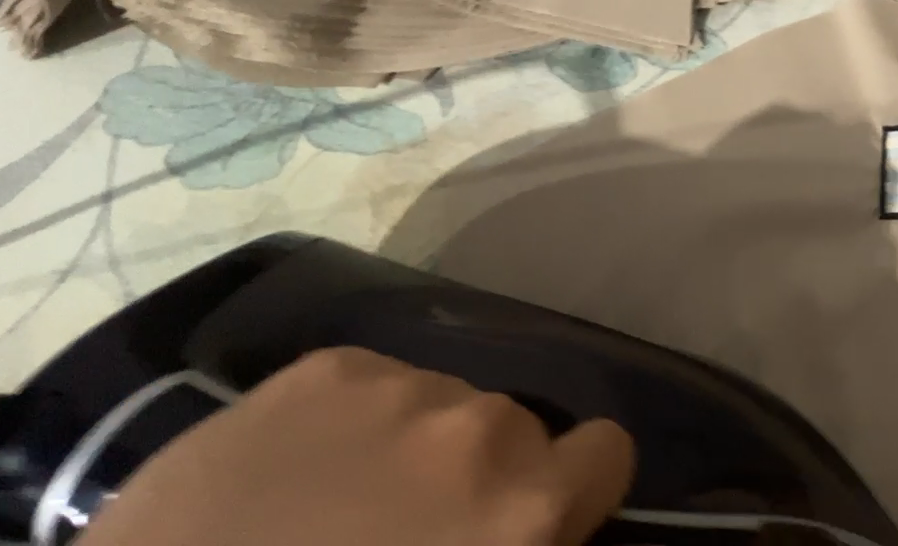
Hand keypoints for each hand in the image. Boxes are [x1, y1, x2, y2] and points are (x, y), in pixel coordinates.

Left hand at [79, 347, 633, 545]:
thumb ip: (510, 543)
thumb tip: (522, 524)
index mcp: (522, 505)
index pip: (607, 450)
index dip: (576, 487)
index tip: (527, 519)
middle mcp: (483, 428)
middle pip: (515, 430)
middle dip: (475, 477)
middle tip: (403, 534)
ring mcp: (401, 390)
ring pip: (445, 405)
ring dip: (412, 447)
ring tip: (331, 505)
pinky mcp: (327, 369)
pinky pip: (376, 383)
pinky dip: (353, 422)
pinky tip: (290, 473)